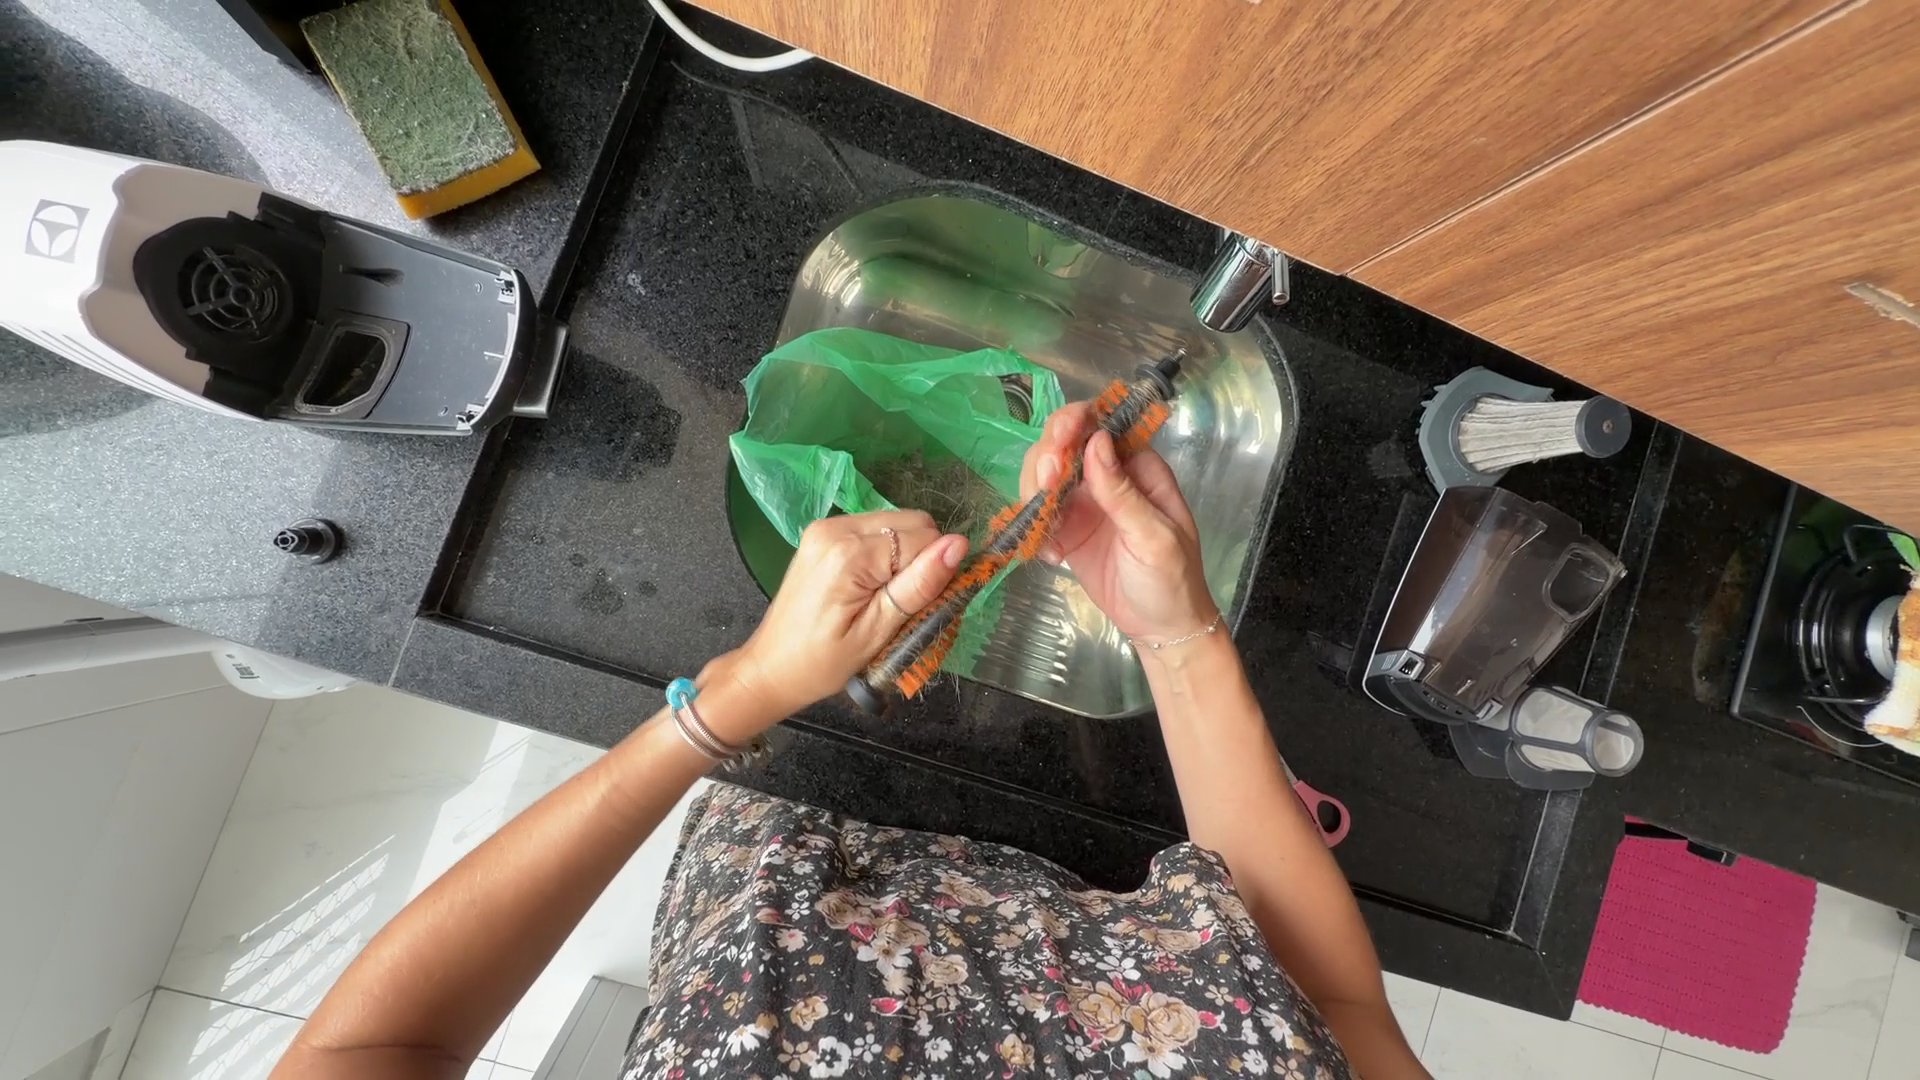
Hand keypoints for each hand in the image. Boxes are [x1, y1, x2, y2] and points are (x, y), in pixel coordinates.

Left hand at [720, 510, 966, 727]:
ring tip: (882, 596)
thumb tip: (959, 545)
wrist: (771, 667)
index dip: (934, 571)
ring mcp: (828, 525)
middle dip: (921, 559)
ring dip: (903, 556)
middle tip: (899, 603)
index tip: (918, 605)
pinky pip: (876, 528)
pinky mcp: (825, 531)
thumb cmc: (823, 663)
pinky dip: (885, 553)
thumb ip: (919, 585)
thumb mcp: (877, 633)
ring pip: (897, 522)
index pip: (924, 538)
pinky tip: (869, 584)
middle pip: (913, 522)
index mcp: (849, 553)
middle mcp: (837, 527)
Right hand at [1018, 403, 1217, 643]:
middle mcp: (1106, 477)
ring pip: (1043, 476)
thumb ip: (1122, 492)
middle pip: (1062, 444)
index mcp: (1137, 468)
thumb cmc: (1172, 579)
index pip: (1101, 426)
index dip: (1075, 424)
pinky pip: (1037, 514)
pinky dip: (1034, 529)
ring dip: (1034, 492)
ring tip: (1047, 527)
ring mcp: (1083, 503)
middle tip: (1047, 485)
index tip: (1060, 441)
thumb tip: (1096, 441)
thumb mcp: (1153, 536)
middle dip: (1047, 457)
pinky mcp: (1065, 531)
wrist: (1161, 628)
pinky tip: (1051, 556)